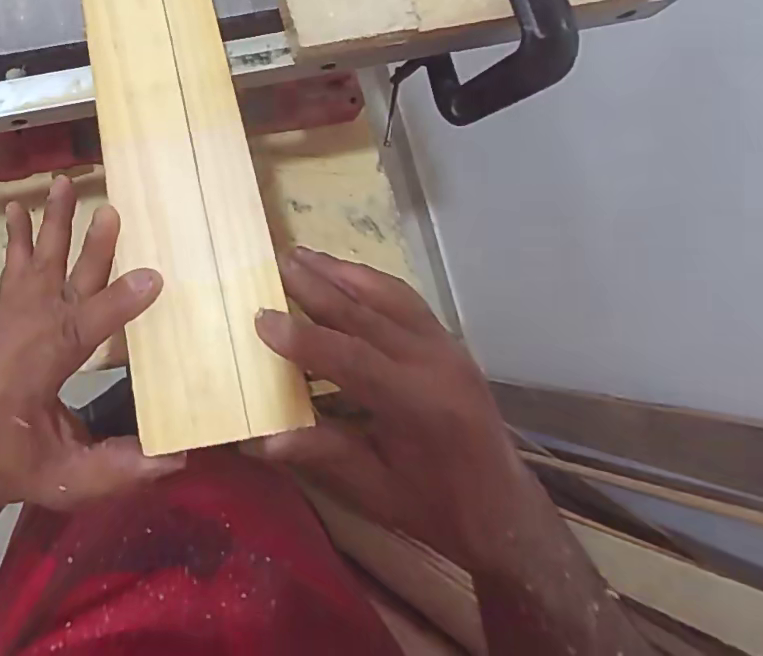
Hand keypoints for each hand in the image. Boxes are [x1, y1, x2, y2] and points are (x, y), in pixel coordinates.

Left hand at [0, 175, 184, 508]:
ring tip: (61, 183)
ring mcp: (15, 318)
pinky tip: (16, 208)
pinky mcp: (6, 312)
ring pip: (40, 260)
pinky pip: (13, 265)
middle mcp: (29, 332)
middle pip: (69, 281)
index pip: (87, 327)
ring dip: (53, 222)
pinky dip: (17, 235)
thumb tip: (180, 456)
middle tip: (111, 210)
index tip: (155, 275)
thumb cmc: (27, 464)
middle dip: (93, 247)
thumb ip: (120, 468)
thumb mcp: (71, 478)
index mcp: (47, 368)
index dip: (120, 302)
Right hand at [249, 248, 547, 570]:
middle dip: (317, 286)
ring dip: (343, 272)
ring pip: (388, 294)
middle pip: (366, 313)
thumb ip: (323, 453)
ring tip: (304, 255)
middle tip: (277, 262)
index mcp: (418, 403)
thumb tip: (260, 438)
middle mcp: (434, 360)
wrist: (502, 505)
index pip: (350, 358)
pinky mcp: (448, 339)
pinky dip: (371, 281)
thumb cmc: (438, 507)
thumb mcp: (376, 490)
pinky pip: (406, 299)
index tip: (261, 318)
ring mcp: (446, 344)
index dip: (303, 338)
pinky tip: (346, 274)